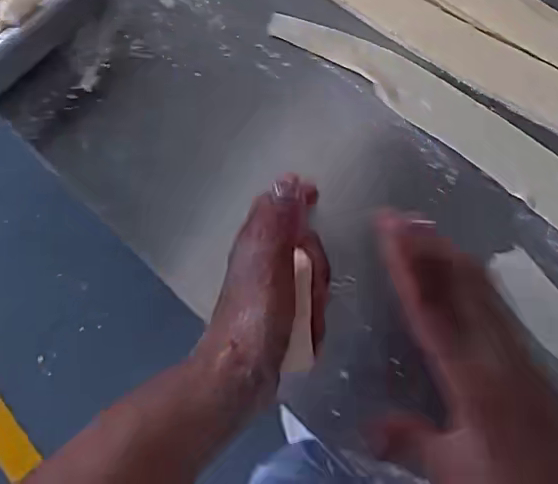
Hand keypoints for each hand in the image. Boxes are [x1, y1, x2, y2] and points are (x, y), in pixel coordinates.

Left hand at [189, 174, 330, 408]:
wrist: (240, 377)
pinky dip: (312, 316)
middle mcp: (261, 258)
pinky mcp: (279, 315)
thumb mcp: (270, 259)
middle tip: (315, 284)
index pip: (277, 203)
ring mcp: (270, 288)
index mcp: (256, 239)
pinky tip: (310, 334)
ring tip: (312, 316)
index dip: (298, 198)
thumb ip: (280, 219)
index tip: (318, 199)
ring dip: (316, 294)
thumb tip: (288, 180)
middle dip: (316, 261)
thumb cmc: (256, 314)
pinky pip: (306, 303)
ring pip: (308, 274)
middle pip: (302, 241)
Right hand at [372, 211, 557, 483]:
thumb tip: (368, 427)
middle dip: (426, 243)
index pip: (429, 306)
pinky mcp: (525, 346)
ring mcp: (512, 341)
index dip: (406, 264)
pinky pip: (490, 293)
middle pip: (458, 279)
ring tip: (419, 226)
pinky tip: (459, 262)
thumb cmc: (516, 474)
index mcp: (469, 371)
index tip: (387, 229)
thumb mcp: (458, 469)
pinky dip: (466, 268)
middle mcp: (492, 345)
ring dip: (445, 250)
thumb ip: (413, 440)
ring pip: (476, 281)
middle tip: (396, 216)